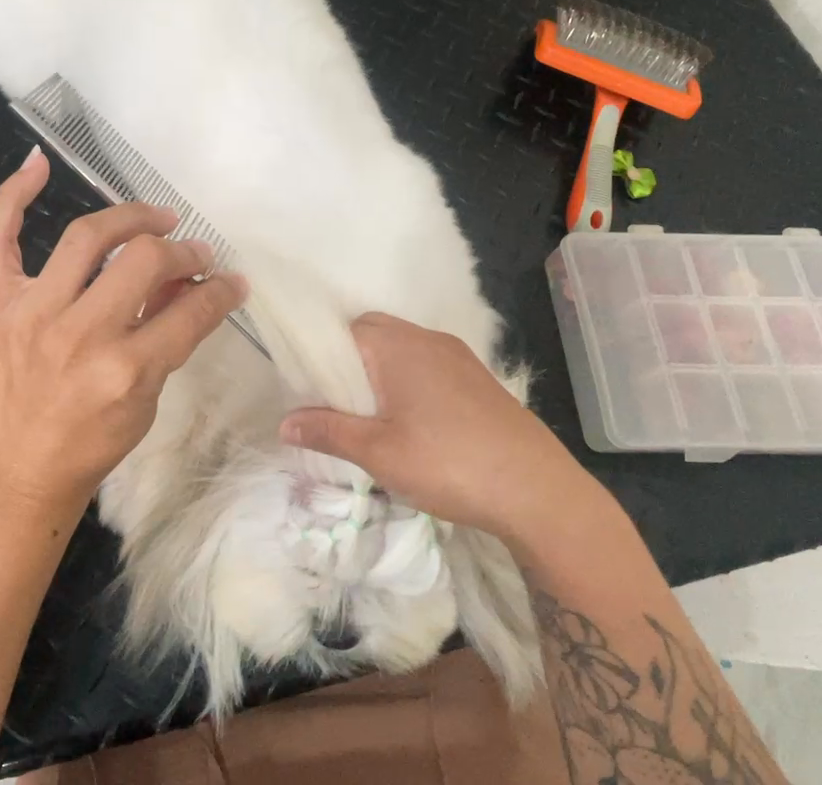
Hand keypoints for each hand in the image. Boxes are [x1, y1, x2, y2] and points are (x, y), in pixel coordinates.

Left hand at [0, 147, 247, 510]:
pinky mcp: (0, 305)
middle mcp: (79, 334)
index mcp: (125, 369)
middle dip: (181, 250)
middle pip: (143, 261)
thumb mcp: (149, 398)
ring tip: (155, 219)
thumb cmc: (95, 439)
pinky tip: (38, 163)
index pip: (190, 310)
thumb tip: (195, 283)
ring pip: (86, 238)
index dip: (220, 289)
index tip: (232, 279)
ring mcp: (34, 314)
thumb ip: (170, 336)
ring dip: (130, 217)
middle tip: (192, 251)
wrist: (26, 464)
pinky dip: (13, 197)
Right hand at [279, 313, 604, 541]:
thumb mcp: (378, 453)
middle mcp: (427, 340)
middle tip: (334, 405)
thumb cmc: (448, 464)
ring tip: (368, 416)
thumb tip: (284, 423)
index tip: (306, 390)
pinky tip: (408, 421)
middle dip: (349, 361)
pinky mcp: (478, 379)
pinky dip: (407, 381)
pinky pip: (427, 365)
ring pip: (402, 349)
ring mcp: (458, 357)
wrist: (537, 491)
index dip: (320, 355)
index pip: (344, 330)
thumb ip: (328, 431)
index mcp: (398, 347)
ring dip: (380, 371)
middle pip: (373, 333)